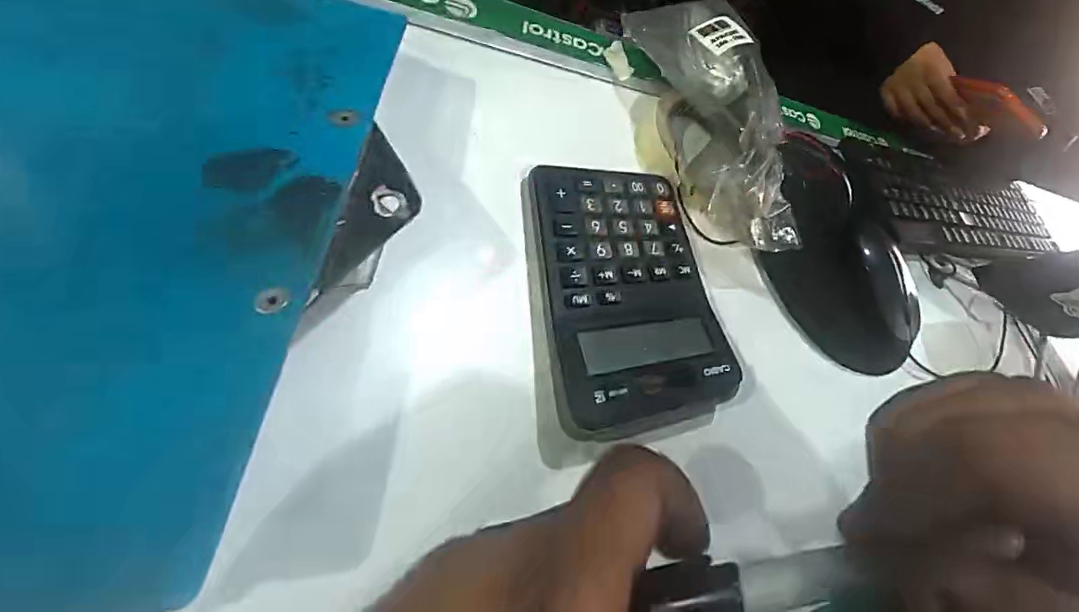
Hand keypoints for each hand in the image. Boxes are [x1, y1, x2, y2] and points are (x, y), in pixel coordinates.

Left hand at [376, 446, 707, 611]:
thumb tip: (673, 601)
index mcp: (554, 586)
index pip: (630, 480)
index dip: (675, 498)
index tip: (691, 553)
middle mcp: (485, 565)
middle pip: (581, 526)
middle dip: (616, 574)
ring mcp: (422, 588)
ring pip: (521, 559)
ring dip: (555, 597)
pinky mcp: (388, 607)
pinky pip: (466, 590)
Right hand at [839, 374, 1078, 611]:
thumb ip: (975, 583)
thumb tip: (887, 541)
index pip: (980, 454)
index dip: (909, 488)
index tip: (861, 530)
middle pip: (962, 412)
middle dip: (902, 462)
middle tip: (868, 523)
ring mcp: (1064, 402)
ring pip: (960, 392)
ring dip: (913, 441)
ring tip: (892, 498)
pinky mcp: (1047, 403)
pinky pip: (971, 393)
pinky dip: (933, 426)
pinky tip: (924, 471)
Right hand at [881, 43, 979, 142]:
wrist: (902, 46)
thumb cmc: (930, 57)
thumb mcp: (945, 65)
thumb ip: (953, 85)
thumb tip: (969, 107)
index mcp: (931, 71)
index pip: (946, 96)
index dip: (958, 112)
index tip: (970, 124)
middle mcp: (914, 81)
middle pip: (932, 108)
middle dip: (947, 124)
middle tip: (958, 135)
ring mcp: (898, 87)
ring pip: (914, 113)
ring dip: (929, 125)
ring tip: (941, 132)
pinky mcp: (886, 92)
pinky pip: (895, 111)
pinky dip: (906, 120)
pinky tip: (917, 125)